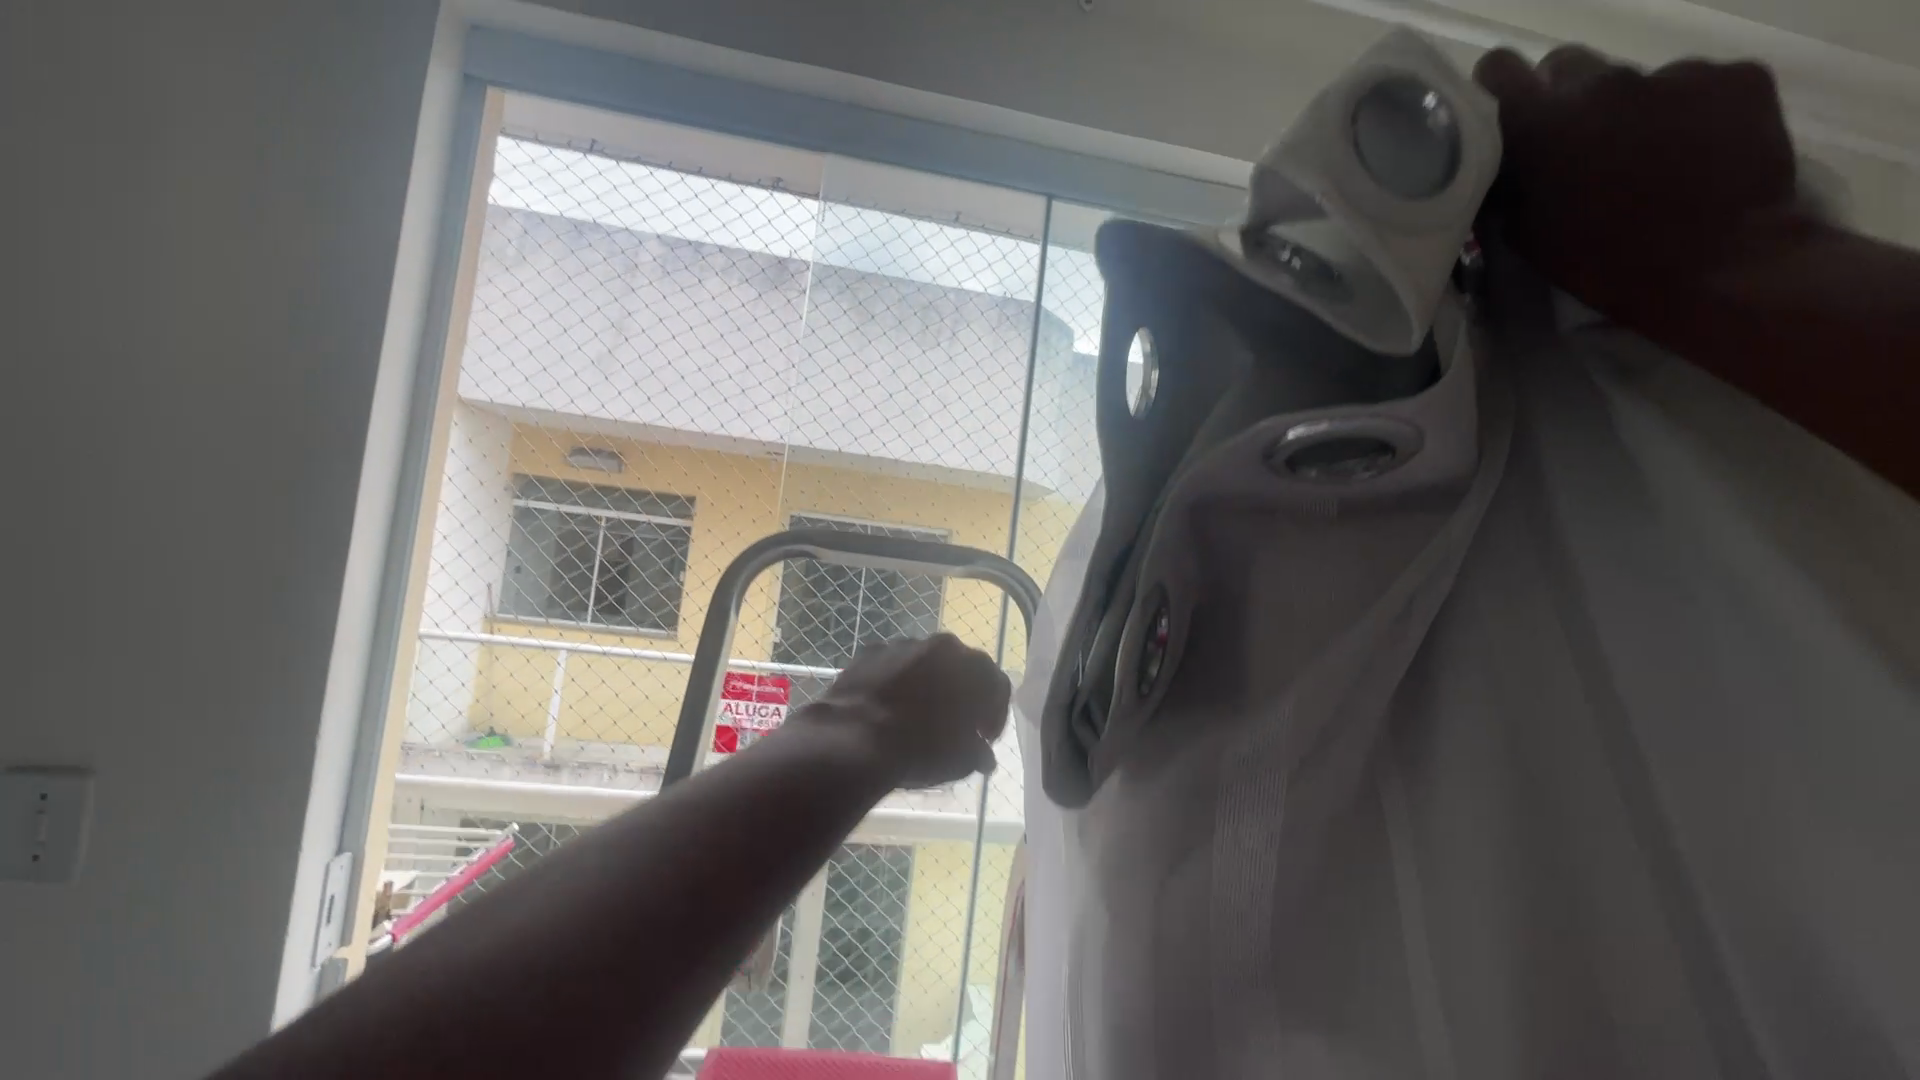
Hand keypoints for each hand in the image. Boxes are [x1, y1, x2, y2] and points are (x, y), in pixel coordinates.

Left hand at [801, 633, 1011, 787]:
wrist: (853, 739)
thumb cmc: (920, 750)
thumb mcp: (960, 761)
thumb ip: (977, 752)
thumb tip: (983, 756)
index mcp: (973, 668)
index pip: (997, 686)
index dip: (994, 714)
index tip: (984, 738)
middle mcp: (942, 647)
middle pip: (960, 668)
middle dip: (961, 695)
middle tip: (954, 725)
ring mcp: (903, 645)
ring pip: (924, 663)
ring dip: (926, 685)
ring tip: (915, 717)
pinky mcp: (870, 651)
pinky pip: (891, 666)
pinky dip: (894, 683)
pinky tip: (885, 709)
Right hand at [1473, 45, 1800, 313]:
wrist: (1716, 265)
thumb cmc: (1600, 259)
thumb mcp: (1524, 232)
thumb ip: (1508, 182)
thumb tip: (1502, 160)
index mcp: (1539, 123)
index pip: (1499, 67)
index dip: (1501, 86)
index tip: (1508, 111)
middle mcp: (1600, 82)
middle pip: (1568, 66)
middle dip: (1567, 99)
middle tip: (1579, 145)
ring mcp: (1674, 73)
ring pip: (1635, 80)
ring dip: (1630, 109)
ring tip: (1648, 157)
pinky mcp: (1736, 76)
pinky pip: (1698, 84)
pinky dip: (1691, 112)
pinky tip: (1697, 152)